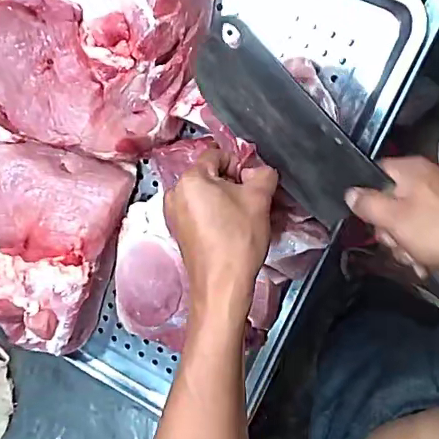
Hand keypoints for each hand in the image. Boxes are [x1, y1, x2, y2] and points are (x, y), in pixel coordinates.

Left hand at [164, 151, 278, 315]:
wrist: (222, 284)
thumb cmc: (238, 239)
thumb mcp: (260, 199)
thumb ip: (264, 174)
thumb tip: (259, 171)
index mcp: (190, 179)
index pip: (218, 154)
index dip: (241, 165)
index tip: (255, 184)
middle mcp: (175, 193)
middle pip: (212, 176)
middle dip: (236, 185)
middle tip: (255, 202)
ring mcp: (175, 215)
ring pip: (209, 196)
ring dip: (229, 201)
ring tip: (247, 218)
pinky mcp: (181, 232)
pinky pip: (202, 213)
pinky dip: (219, 216)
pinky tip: (235, 231)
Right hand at [345, 156, 438, 277]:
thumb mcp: (395, 219)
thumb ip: (368, 204)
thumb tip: (350, 192)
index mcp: (409, 169)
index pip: (372, 176)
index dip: (367, 203)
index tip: (371, 225)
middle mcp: (426, 177)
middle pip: (390, 202)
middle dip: (390, 231)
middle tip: (399, 247)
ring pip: (408, 221)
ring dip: (408, 245)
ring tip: (418, 261)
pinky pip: (429, 229)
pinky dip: (426, 247)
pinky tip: (429, 264)